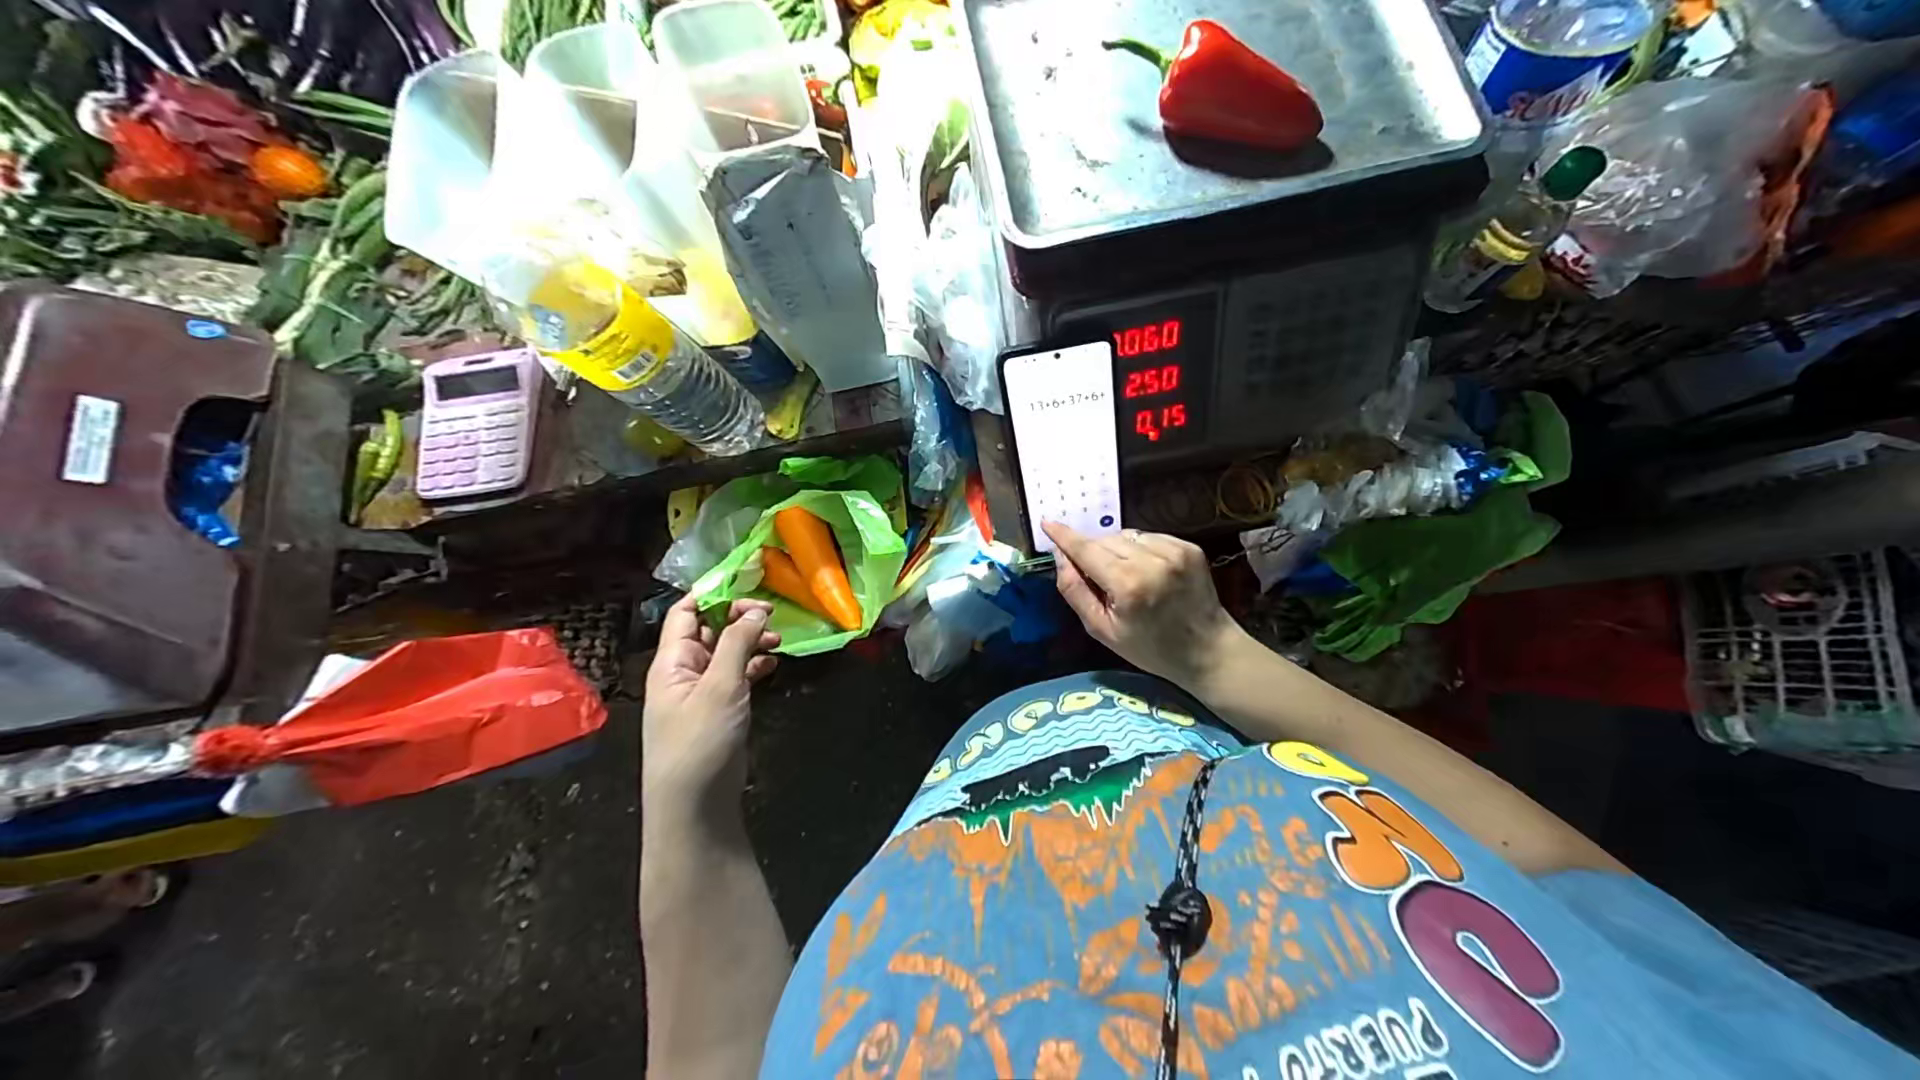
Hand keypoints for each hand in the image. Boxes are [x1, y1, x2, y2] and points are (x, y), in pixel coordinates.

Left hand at [642, 595, 779, 819]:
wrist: (694, 806)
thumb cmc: (699, 741)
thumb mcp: (719, 687)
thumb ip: (737, 643)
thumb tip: (755, 609)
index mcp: (672, 661)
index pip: (686, 613)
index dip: (713, 594)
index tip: (749, 586)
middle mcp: (684, 671)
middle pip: (710, 629)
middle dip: (738, 617)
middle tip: (770, 616)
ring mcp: (702, 692)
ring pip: (727, 652)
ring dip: (749, 641)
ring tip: (777, 640)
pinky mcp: (720, 710)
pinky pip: (737, 676)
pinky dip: (753, 666)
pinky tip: (772, 664)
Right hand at [1043, 522, 1247, 690]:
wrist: (1208, 650)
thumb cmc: (1149, 648)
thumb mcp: (1102, 630)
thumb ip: (1075, 591)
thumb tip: (1060, 557)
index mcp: (1127, 584)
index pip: (1086, 550)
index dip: (1064, 536)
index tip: (1047, 522)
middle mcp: (1151, 560)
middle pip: (1104, 540)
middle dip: (1092, 551)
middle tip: (1095, 576)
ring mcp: (1174, 551)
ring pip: (1126, 535)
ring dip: (1115, 549)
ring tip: (1123, 576)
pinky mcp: (1189, 547)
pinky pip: (1149, 537)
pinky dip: (1139, 549)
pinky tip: (1146, 571)